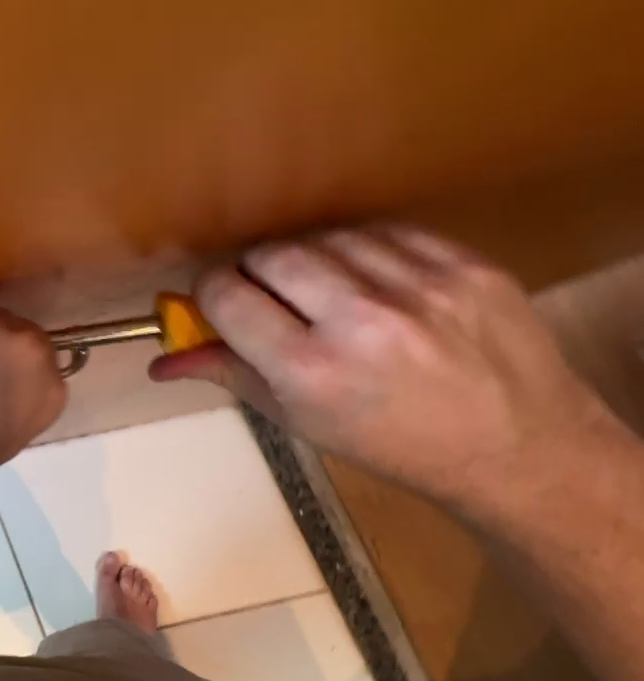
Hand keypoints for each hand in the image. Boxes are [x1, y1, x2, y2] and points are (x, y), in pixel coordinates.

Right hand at [152, 225, 626, 520]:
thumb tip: (160, 363)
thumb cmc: (390, 442)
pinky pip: (383, 232)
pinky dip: (360, 249)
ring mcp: (421, 290)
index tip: (218, 301)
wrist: (520, 448)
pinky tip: (365, 276)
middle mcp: (362, 323)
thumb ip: (226, 373)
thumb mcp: (295, 419)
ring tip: (320, 287)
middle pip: (269, 256)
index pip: (225, 295)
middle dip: (256, 272)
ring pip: (323, 238)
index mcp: (310, 369)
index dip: (211, 293)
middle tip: (267, 295)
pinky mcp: (467, 268)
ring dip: (308, 259)